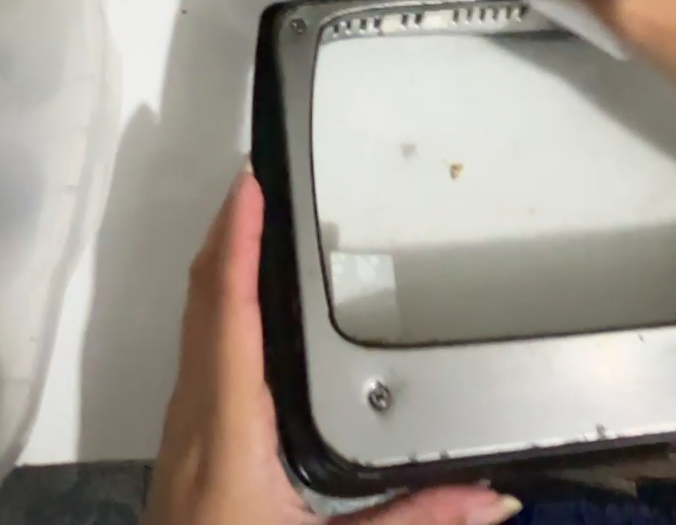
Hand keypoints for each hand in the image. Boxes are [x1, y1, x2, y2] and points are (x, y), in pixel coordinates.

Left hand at [143, 172, 521, 524]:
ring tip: (248, 221)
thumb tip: (493, 497)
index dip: (236, 241)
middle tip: (253, 183)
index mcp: (228, 428)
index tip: (247, 186)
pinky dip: (214, 298)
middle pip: (201, 299)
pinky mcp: (186, 432)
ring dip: (217, 261)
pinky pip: (196, 342)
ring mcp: (182, 421)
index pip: (228, 310)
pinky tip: (239, 296)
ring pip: (192, 317)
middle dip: (224, 233)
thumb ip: (416, 521)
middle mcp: (194, 412)